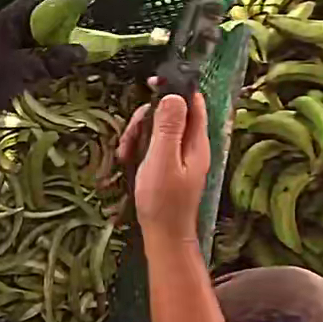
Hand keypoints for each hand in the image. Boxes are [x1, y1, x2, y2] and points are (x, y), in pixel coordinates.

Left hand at [0, 0, 85, 148]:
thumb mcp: (22, 72)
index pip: (36, 1)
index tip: (83, 5)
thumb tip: (82, 51)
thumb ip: (52, 60)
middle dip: (59, 25)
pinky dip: (38, 57)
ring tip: (70, 51)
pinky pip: (21, 53)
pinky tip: (50, 68)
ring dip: (49, 43)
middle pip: (34, 19)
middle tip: (82, 33)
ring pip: (28, 38)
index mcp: (4, 23)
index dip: (61, 1)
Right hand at [118, 89, 210, 245]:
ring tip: (125, 154)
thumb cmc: (163, 200)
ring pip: (158, 130)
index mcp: (196, 141)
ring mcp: (180, 157)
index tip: (152, 84)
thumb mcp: (162, 159)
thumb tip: (174, 94)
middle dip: (147, 118)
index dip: (175, 88)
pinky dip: (139, 150)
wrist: (163, 237)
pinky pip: (154, 146)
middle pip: (171, 114)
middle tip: (131, 136)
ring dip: (139, 136)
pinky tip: (128, 162)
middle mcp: (192, 146)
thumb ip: (168, 127)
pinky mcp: (169, 167)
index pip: (193, 101)